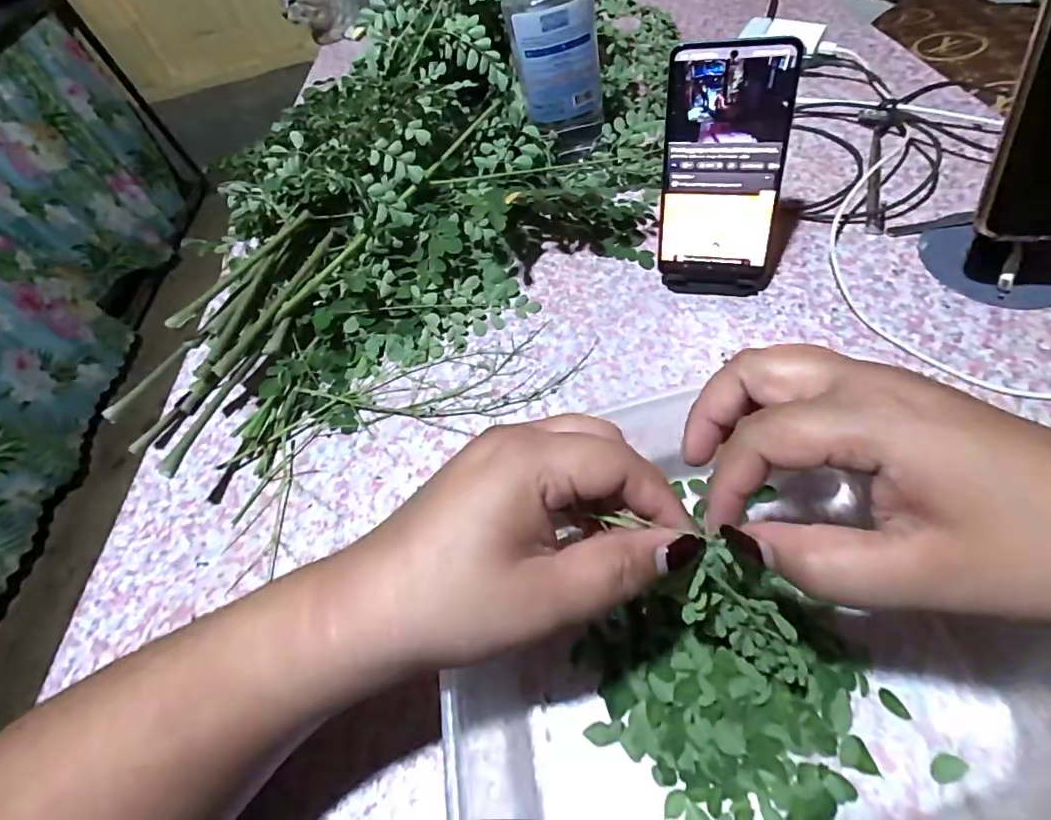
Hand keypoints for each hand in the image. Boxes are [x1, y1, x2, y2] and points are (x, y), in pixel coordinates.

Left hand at [329, 416, 697, 671]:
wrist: (365, 614)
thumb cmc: (456, 606)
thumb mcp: (548, 597)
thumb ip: (621, 567)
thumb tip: (683, 548)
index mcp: (529, 455)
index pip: (620, 461)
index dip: (661, 501)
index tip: (685, 550)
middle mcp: (515, 436)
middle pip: (601, 443)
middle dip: (637, 488)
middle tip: (651, 545)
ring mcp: (496, 448)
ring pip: (576, 449)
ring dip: (607, 488)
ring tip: (616, 543)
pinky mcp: (485, 468)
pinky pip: (549, 463)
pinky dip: (576, 491)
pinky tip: (575, 534)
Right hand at [684, 345, 1050, 623]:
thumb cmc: (1033, 555)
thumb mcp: (919, 576)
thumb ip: (817, 562)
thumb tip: (742, 547)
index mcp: (870, 414)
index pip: (764, 433)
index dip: (727, 482)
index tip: (719, 537)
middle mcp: (868, 379)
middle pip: (758, 366)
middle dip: (713, 410)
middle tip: (698, 466)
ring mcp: (888, 381)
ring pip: (785, 364)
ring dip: (742, 401)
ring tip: (728, 457)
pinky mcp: (904, 397)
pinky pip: (815, 381)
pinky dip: (777, 405)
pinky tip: (788, 454)